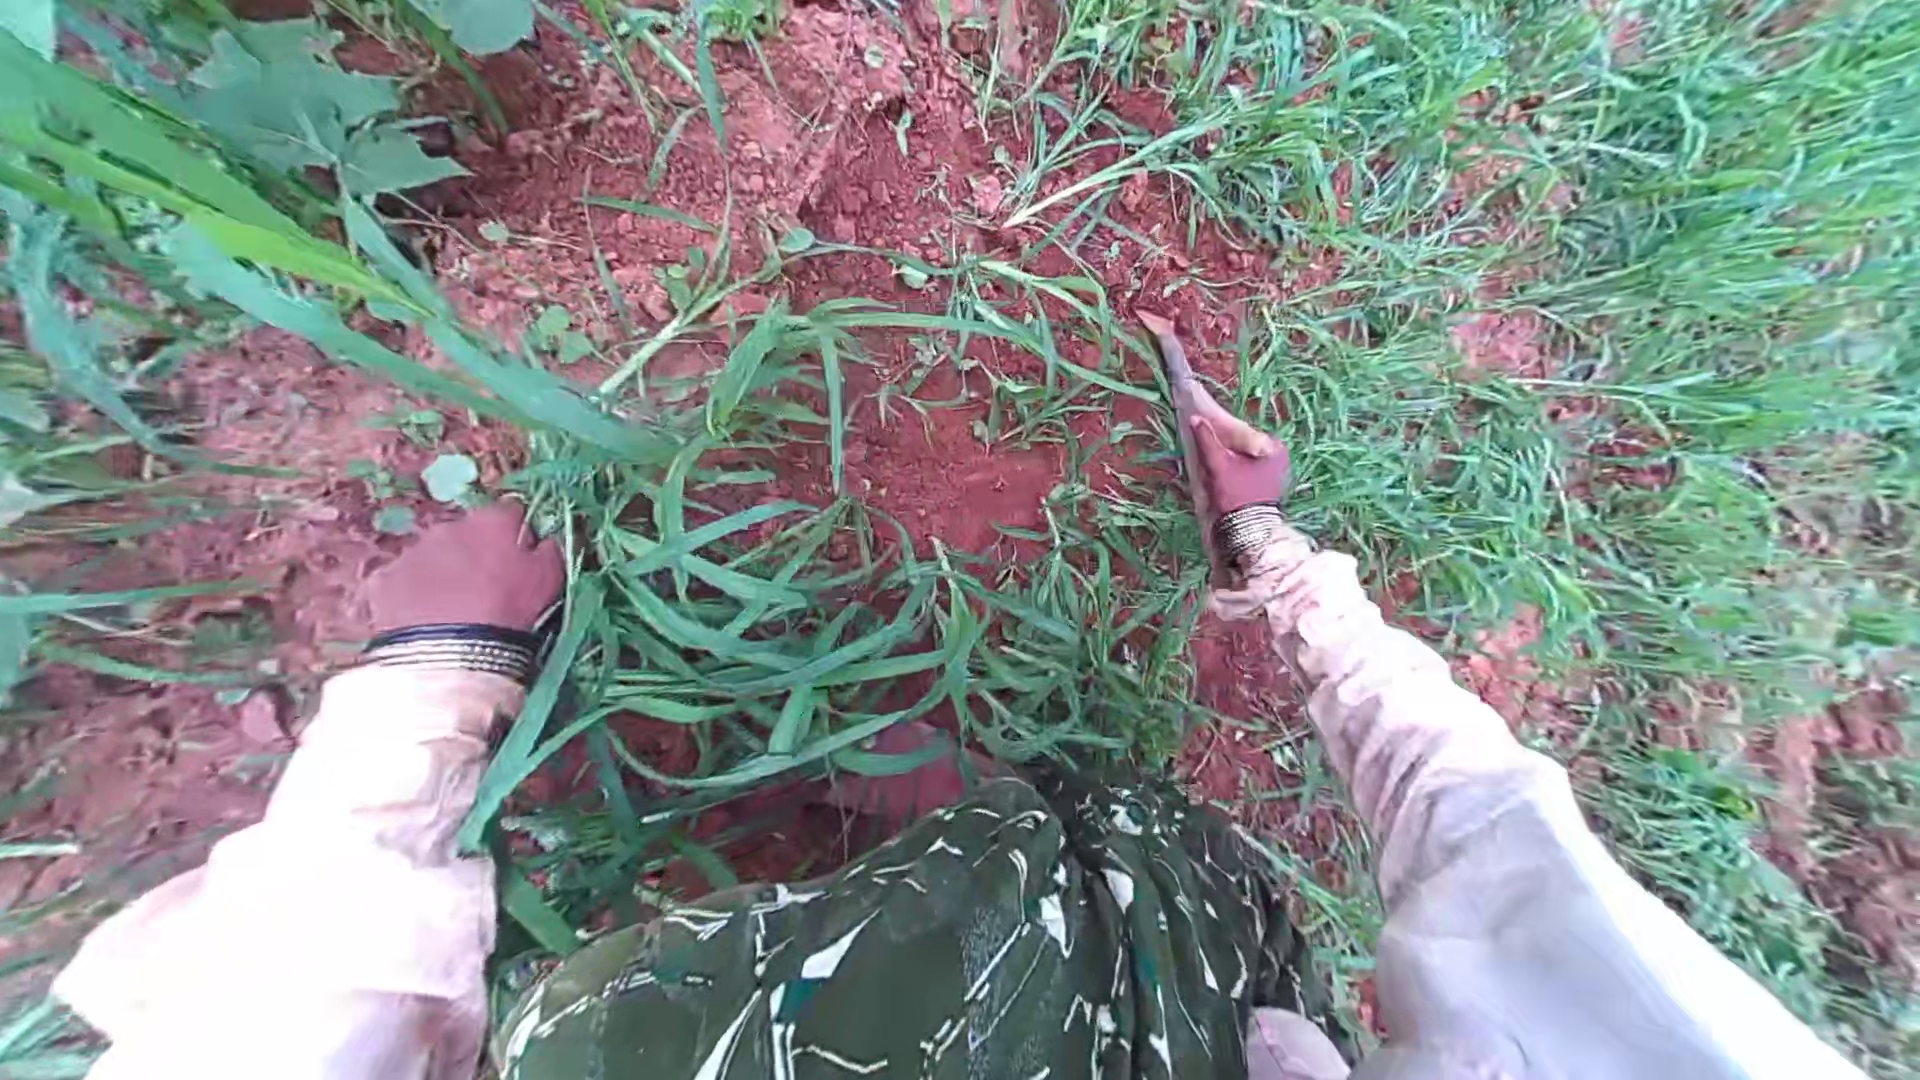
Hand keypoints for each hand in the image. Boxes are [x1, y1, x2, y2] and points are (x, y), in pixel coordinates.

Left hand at [367, 504, 564, 631]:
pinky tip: (427, 612)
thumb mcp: (551, 575)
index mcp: (491, 522)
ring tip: (457, 601)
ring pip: (434, 554)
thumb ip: (549, 548)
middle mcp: (447, 527)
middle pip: (467, 531)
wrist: (453, 649)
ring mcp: (410, 552)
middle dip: (477, 549)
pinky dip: (415, 590)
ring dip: (446, 568)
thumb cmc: (511, 606)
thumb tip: (545, 539)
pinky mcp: (382, 580)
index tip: (525, 551)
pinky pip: (403, 578)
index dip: (519, 531)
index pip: (510, 511)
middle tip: (489, 580)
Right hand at [1191, 413, 1289, 512]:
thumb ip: (1207, 441)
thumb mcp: (1218, 466)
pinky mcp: (1267, 483)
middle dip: (1220, 441)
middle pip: (1241, 442)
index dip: (1217, 426)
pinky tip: (1218, 467)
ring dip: (1225, 453)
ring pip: (1242, 454)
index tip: (1199, 423)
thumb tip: (1196, 419)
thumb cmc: (1236, 495)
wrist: (1247, 530)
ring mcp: (1274, 470)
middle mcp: (1277, 454)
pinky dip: (1232, 465)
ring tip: (1206, 453)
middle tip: (1200, 439)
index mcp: (1271, 446)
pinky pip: (1246, 466)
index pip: (1239, 429)